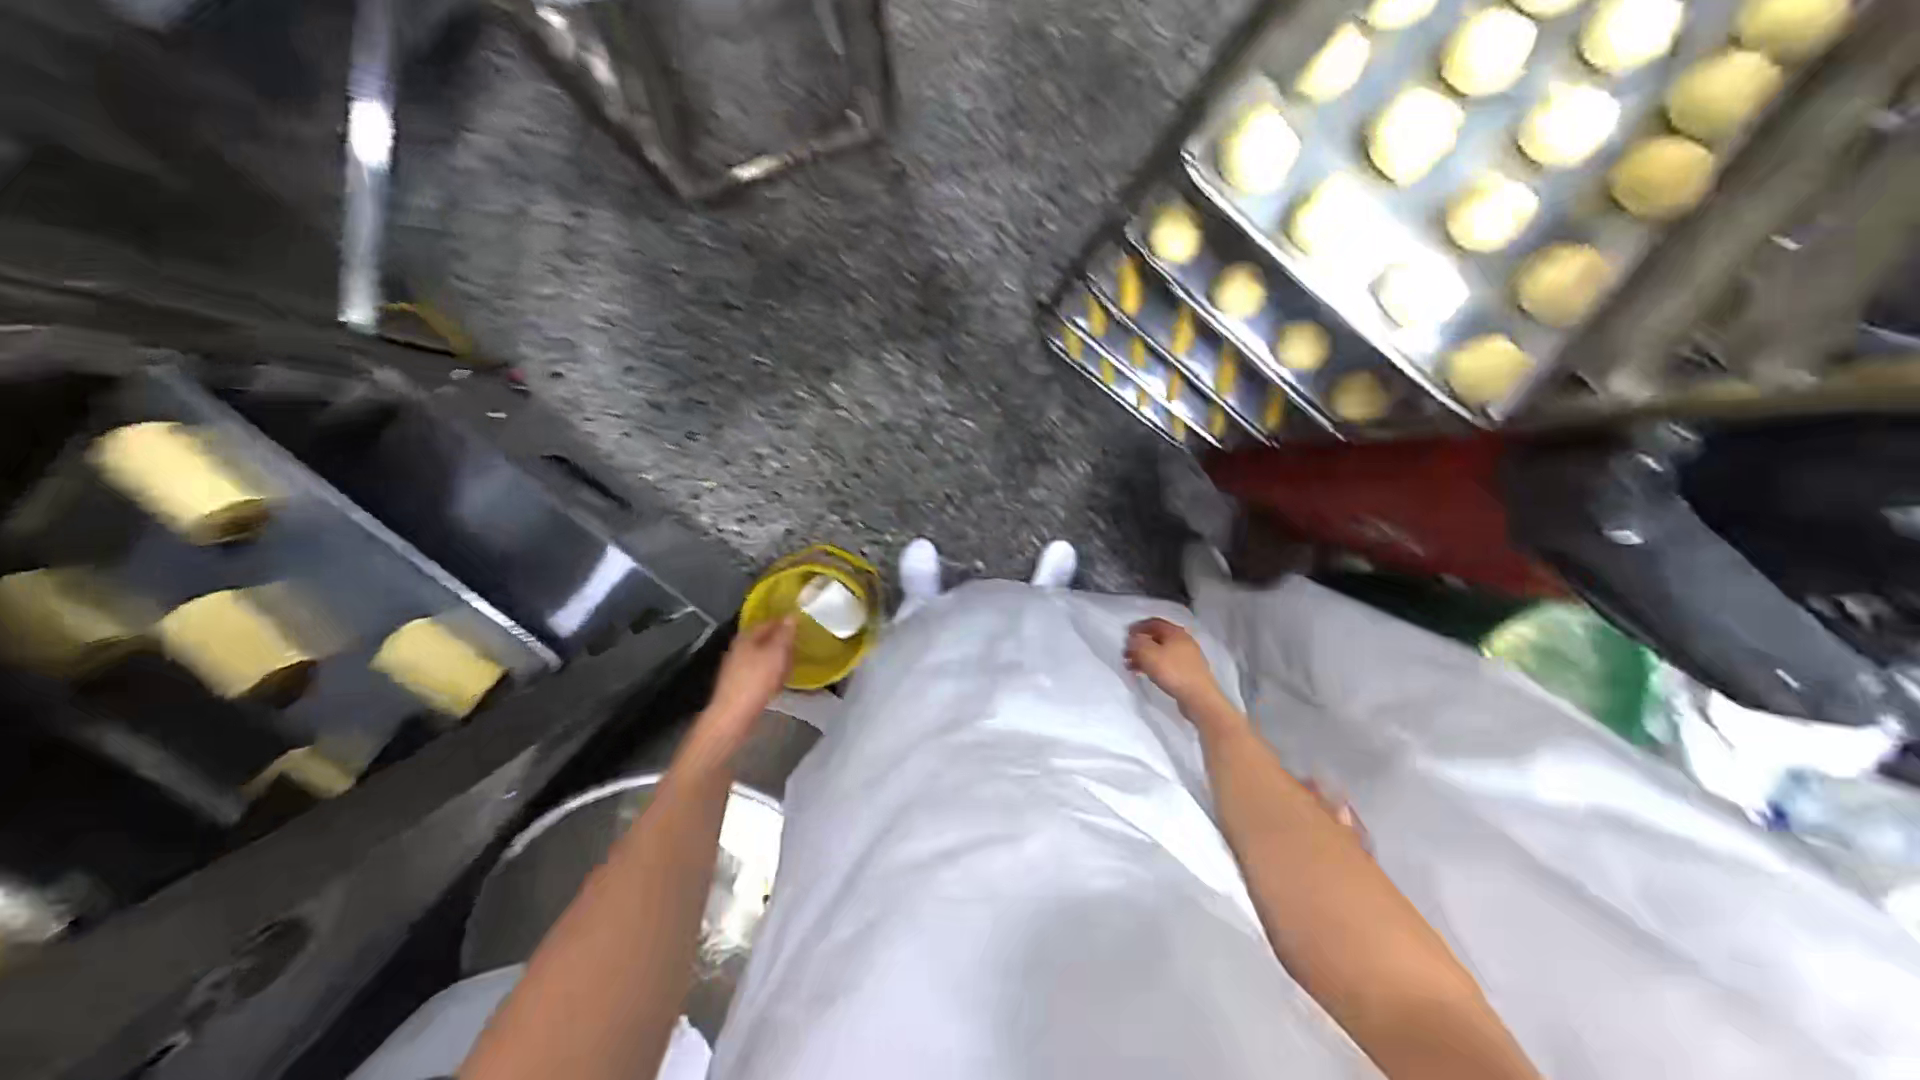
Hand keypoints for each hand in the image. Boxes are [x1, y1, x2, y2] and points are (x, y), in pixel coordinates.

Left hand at [702, 616, 797, 745]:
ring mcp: (737, 667)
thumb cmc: (757, 680)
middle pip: (764, 640)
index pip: (768, 622)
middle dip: (782, 644)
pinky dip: (771, 674)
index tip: (801, 628)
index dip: (785, 623)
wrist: (733, 715)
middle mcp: (739, 648)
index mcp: (746, 637)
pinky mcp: (739, 684)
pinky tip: (778, 683)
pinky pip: (759, 673)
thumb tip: (791, 616)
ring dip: (778, 660)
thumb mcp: (776, 652)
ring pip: (763, 657)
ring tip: (791, 667)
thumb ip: (785, 633)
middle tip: (798, 649)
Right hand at [1124, 617, 1229, 717]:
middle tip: (1126, 653)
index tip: (1125, 634)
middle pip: (1157, 638)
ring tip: (1131, 666)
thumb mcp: (1148, 654)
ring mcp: (1187, 657)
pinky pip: (1166, 663)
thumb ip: (1137, 643)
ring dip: (1144, 656)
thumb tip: (1132, 640)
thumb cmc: (1172, 671)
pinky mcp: (1187, 671)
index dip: (1138, 626)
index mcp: (1175, 633)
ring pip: (1160, 652)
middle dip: (1139, 644)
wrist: (1198, 697)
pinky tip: (1144, 673)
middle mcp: (1183, 641)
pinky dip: (1153, 665)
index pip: (1153, 623)